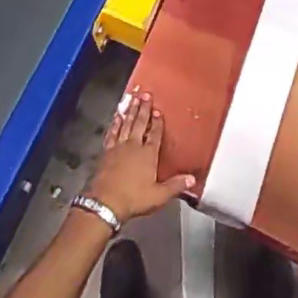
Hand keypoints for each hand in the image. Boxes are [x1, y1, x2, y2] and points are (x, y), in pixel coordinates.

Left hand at [82, 90, 194, 223]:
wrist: (105, 203)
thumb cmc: (134, 198)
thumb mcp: (159, 195)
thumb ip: (175, 185)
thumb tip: (193, 178)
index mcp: (148, 154)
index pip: (155, 134)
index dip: (158, 122)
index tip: (158, 110)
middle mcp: (133, 146)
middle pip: (140, 123)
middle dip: (143, 109)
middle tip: (145, 94)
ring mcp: (118, 147)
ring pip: (125, 124)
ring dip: (130, 111)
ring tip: (132, 99)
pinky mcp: (106, 152)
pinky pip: (112, 133)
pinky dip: (115, 124)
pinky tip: (116, 117)